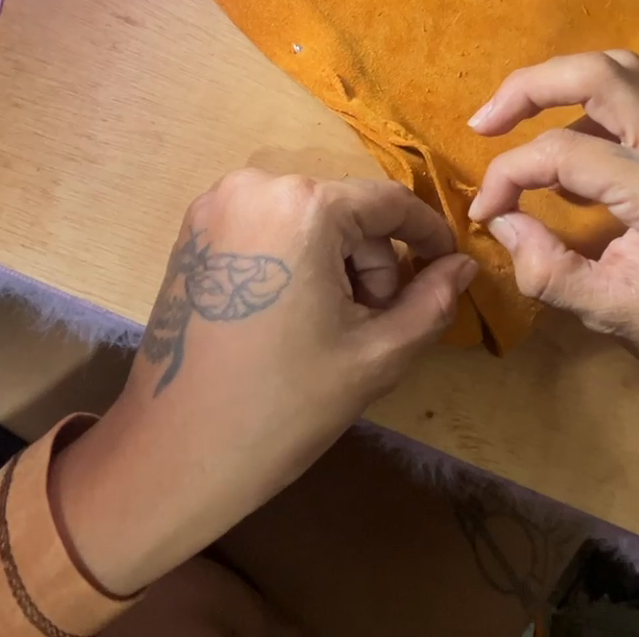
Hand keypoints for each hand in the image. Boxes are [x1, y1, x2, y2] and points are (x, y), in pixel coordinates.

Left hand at [54, 170, 475, 594]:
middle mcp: (256, 185)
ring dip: (337, 261)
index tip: (448, 265)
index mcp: (303, 206)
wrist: (174, 452)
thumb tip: (464, 266)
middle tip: (376, 322)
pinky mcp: (194, 229)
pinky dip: (297, 257)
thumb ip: (430, 302)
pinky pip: (270, 224)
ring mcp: (217, 204)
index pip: (388, 203)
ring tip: (333, 326)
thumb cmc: (282, 406)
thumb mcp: (374, 354)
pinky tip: (295, 311)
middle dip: (375, 261)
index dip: (427, 234)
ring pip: (309, 218)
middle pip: (347, 211)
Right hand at [466, 51, 638, 426]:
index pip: (564, 152)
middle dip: (530, 86)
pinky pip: (630, 103)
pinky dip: (583, 111)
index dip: (508, 175)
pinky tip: (559, 159)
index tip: (484, 210)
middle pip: (601, 73)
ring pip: (620, 73)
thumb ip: (544, 267)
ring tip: (513, 120)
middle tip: (485, 122)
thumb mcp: (609, 312)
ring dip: (560, 86)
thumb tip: (498, 220)